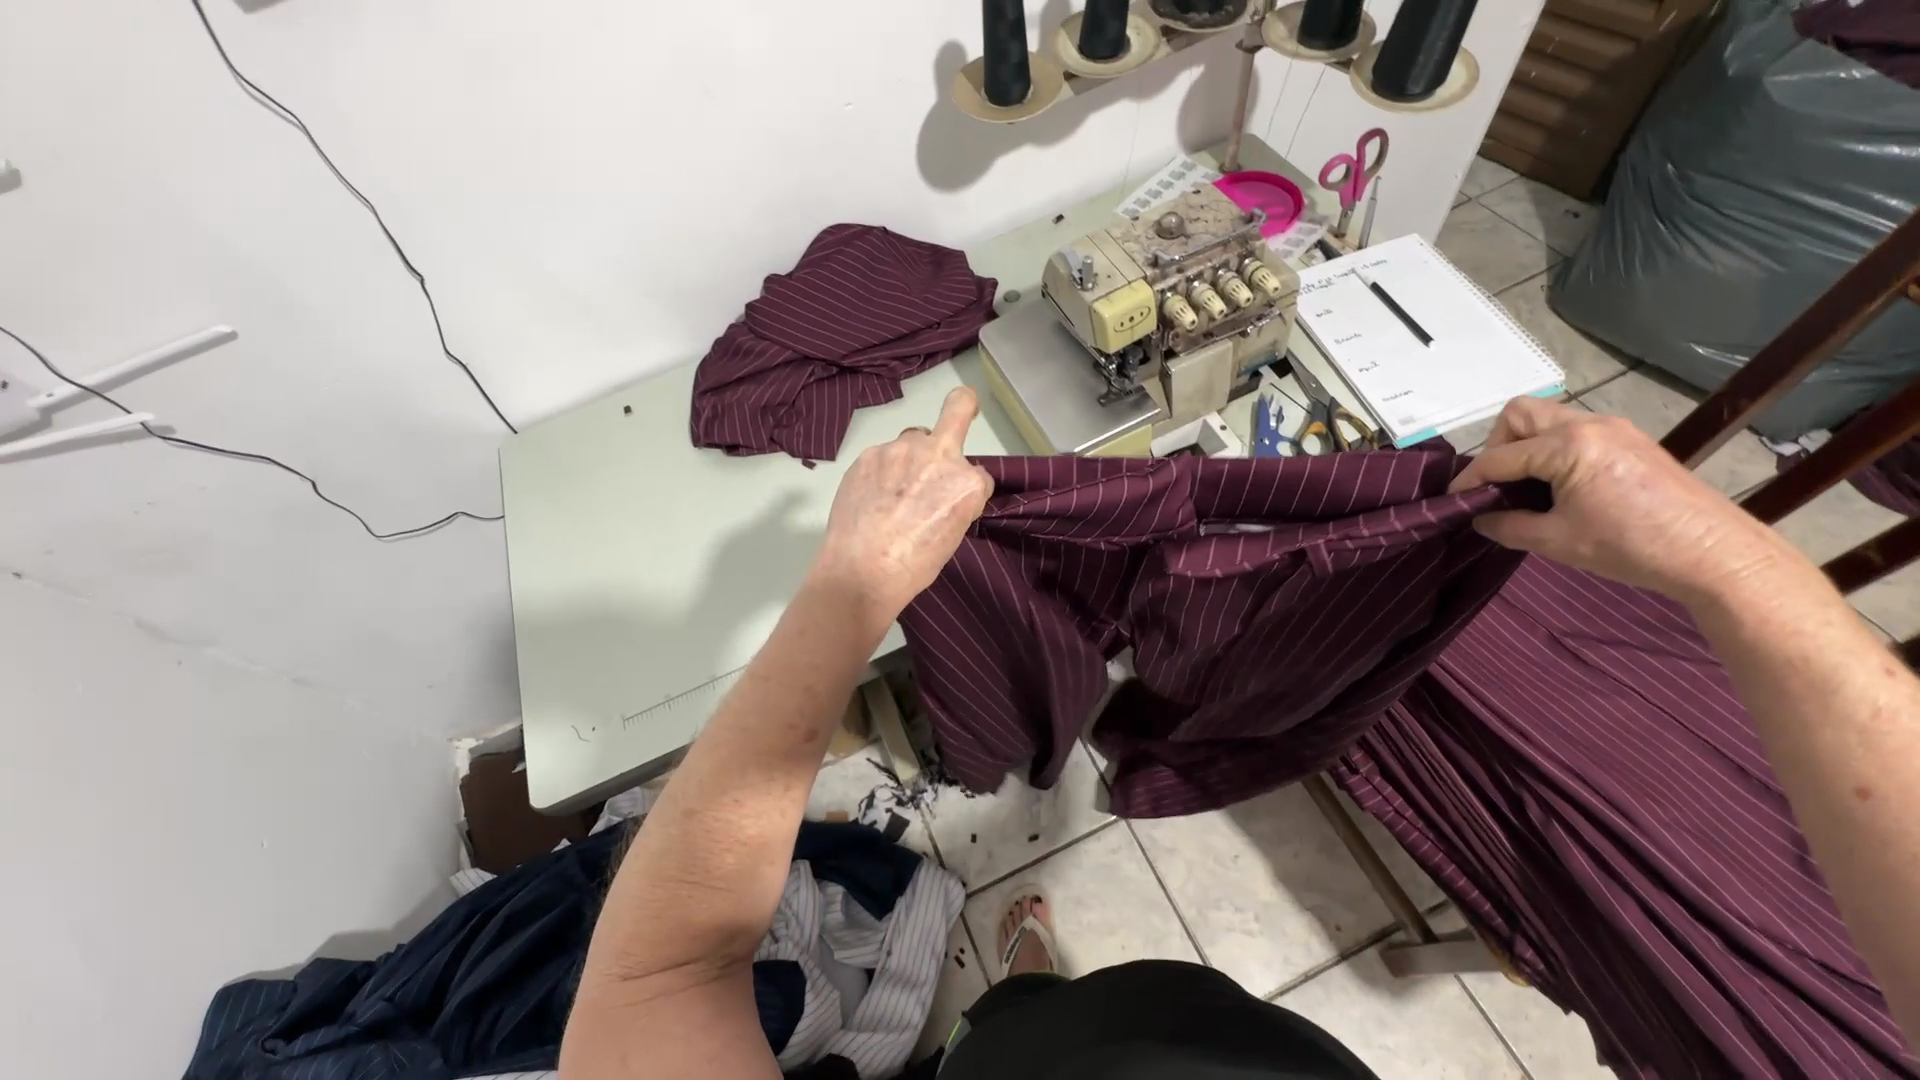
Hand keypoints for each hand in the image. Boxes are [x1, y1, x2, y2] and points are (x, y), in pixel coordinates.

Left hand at [811, 387, 994, 620]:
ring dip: (911, 456)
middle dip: (963, 405)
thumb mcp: (951, 535)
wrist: (861, 573)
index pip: (978, 473)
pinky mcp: (868, 454)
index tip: (956, 506)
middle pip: (957, 408)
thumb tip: (939, 494)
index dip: (969, 490)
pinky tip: (870, 499)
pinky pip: (883, 456)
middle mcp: (938, 455)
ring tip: (893, 492)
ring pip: (913, 438)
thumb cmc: (913, 566)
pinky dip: (881, 472)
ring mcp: (900, 449)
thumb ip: (953, 502)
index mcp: (968, 483)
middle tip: (964, 406)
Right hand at [1447, 396, 1795, 606]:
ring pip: (1548, 419)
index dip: (1469, 480)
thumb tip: (1480, 518)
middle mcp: (1590, 425)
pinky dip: (1552, 450)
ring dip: (1525, 446)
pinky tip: (1558, 486)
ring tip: (1525, 488)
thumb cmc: (1630, 547)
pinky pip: (1574, 431)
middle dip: (1495, 447)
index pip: (1499, 457)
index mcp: (1569, 446)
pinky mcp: (1631, 441)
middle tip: (1496, 485)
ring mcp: (1615, 429)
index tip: (1452, 501)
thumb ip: (1507, 525)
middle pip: (1520, 415)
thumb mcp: (1556, 541)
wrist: (1714, 554)